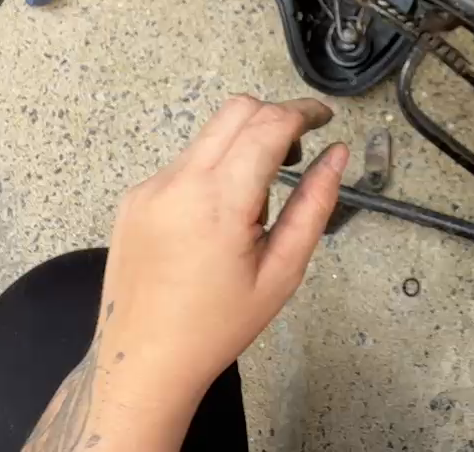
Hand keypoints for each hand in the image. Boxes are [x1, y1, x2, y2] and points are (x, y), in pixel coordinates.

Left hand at [92, 97, 347, 418]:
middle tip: (298, 149)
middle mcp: (180, 181)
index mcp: (219, 201)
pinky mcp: (135, 195)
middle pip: (239, 109)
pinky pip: (187, 159)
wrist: (141, 365)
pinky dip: (215, 164)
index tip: (324, 119)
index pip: (269, 124)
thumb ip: (315, 204)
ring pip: (212, 131)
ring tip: (256, 194)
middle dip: (276, 116)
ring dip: (245, 140)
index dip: (304, 112)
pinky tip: (218, 213)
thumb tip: (337, 154)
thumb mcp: (283, 271)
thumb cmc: (217, 326)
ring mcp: (152, 186)